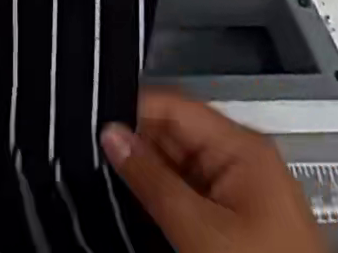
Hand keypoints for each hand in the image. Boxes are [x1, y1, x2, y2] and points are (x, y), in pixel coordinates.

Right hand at [101, 89, 325, 252]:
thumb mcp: (199, 231)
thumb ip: (151, 178)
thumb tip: (112, 134)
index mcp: (241, 145)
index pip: (173, 106)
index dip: (133, 112)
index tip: (95, 127)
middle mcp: (242, 158)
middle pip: (175, 134)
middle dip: (137, 147)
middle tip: (94, 161)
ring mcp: (241, 191)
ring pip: (179, 166)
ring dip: (147, 177)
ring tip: (108, 183)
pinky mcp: (237, 222)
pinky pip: (190, 194)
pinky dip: (164, 200)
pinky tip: (138, 209)